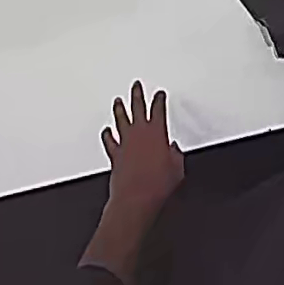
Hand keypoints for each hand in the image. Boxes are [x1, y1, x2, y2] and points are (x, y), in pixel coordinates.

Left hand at [100, 80, 183, 218]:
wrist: (136, 199)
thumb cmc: (157, 185)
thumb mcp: (177, 169)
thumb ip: (175, 155)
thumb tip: (174, 151)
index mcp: (157, 132)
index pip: (158, 109)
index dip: (159, 99)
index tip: (159, 94)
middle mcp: (139, 133)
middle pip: (137, 107)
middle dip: (137, 94)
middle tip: (136, 85)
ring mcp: (125, 142)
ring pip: (121, 119)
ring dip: (119, 109)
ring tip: (118, 101)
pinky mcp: (115, 155)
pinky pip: (110, 140)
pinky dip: (108, 134)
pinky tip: (106, 130)